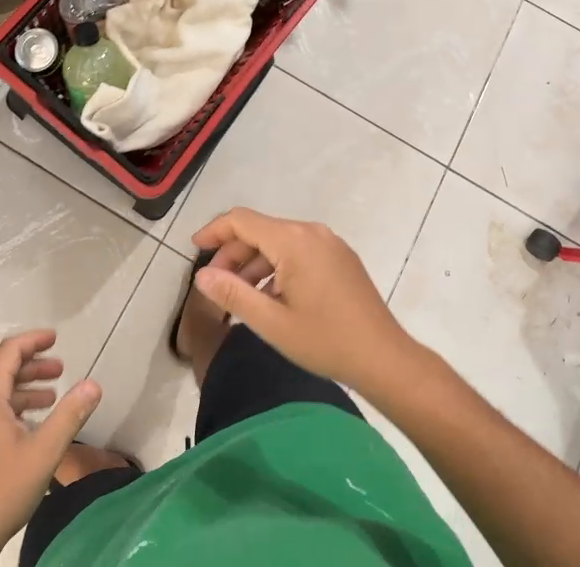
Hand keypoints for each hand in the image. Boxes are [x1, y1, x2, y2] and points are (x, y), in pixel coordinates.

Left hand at [0, 330, 101, 564]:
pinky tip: (28, 428)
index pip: (9, 351)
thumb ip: (71, 414)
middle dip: (33, 367)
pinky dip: (10, 409)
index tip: (56, 337)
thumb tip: (93, 384)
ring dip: (23, 390)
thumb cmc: (3, 489)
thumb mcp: (45, 451)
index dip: (34, 340)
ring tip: (51, 399)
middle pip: (1, 371)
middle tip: (61, 370)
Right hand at [190, 208, 414, 390]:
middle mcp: (312, 232)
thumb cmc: (325, 341)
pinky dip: (276, 266)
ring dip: (254, 263)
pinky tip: (271, 296)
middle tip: (216, 286)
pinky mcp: (340, 258)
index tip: (194, 249)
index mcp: (294, 241)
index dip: (214, 231)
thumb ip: (232, 294)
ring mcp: (330, 244)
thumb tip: (201, 275)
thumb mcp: (271, 323)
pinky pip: (298, 251)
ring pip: (278, 242)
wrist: (385, 359)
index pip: (241, 220)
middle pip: (260, 230)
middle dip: (233, 254)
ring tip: (240, 296)